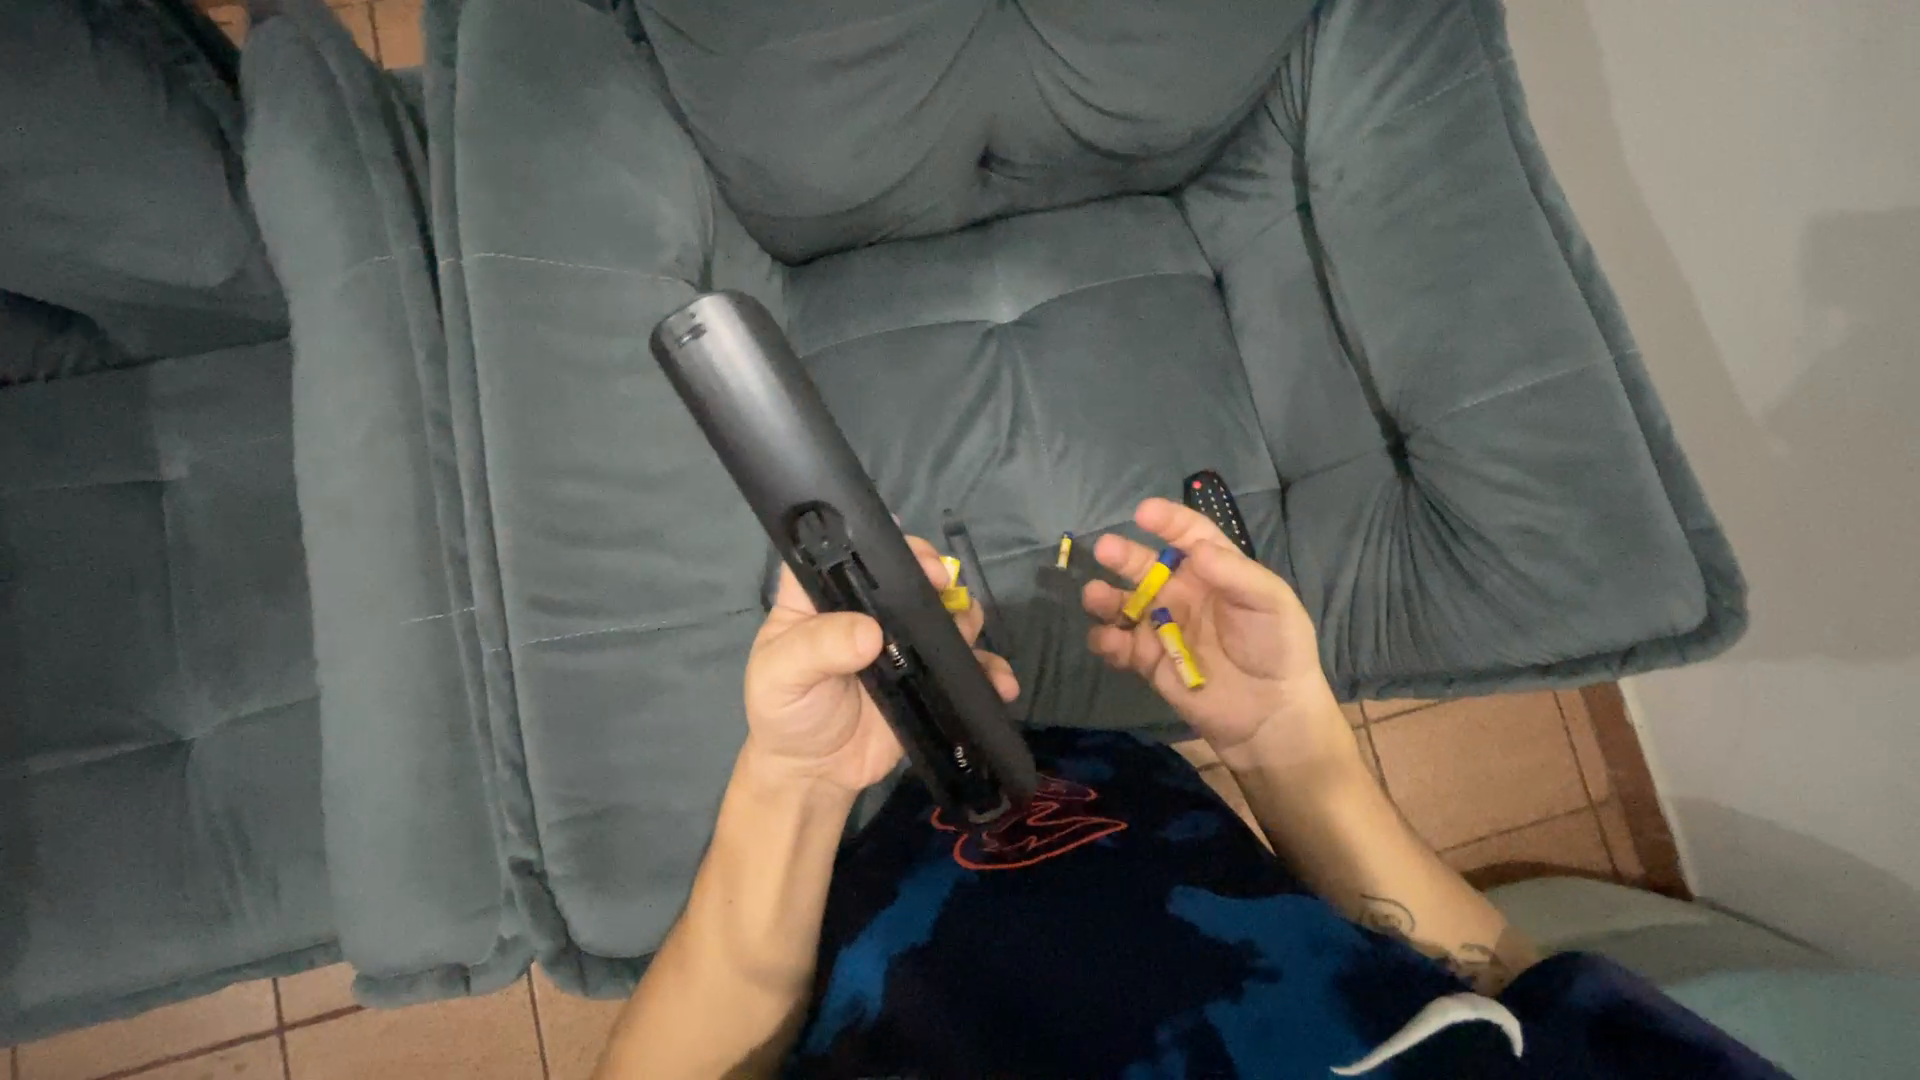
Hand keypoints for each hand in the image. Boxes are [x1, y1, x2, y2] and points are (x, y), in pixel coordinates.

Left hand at [743, 534, 1020, 795]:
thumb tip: (871, 633)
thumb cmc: (784, 713)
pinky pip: (967, 668)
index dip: (879, 541)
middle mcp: (868, 611)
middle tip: (942, 588)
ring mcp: (903, 644)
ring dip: (965, 617)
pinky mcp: (929, 680)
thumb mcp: (781, 676)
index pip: (849, 549)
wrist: (813, 774)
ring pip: (945, 613)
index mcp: (824, 597)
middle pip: (908, 574)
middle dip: (934, 574)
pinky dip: (989, 670)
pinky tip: (999, 684)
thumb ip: (818, 649)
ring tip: (965, 637)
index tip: (909, 554)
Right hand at [1082, 498, 1346, 766]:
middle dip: (1123, 556)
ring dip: (1105, 598)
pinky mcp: (1148, 661)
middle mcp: (1183, 593)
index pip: (1188, 536)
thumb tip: (1195, 550)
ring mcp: (1162, 627)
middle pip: (1146, 566)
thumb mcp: (1271, 603)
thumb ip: (1235, 574)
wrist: (1271, 716)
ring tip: (1094, 596)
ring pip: (1124, 603)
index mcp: (1215, 572)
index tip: (1143, 512)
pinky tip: (1106, 639)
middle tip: (1104, 549)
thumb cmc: (1278, 649)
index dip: (1167, 521)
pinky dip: (1106, 640)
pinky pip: (1119, 645)